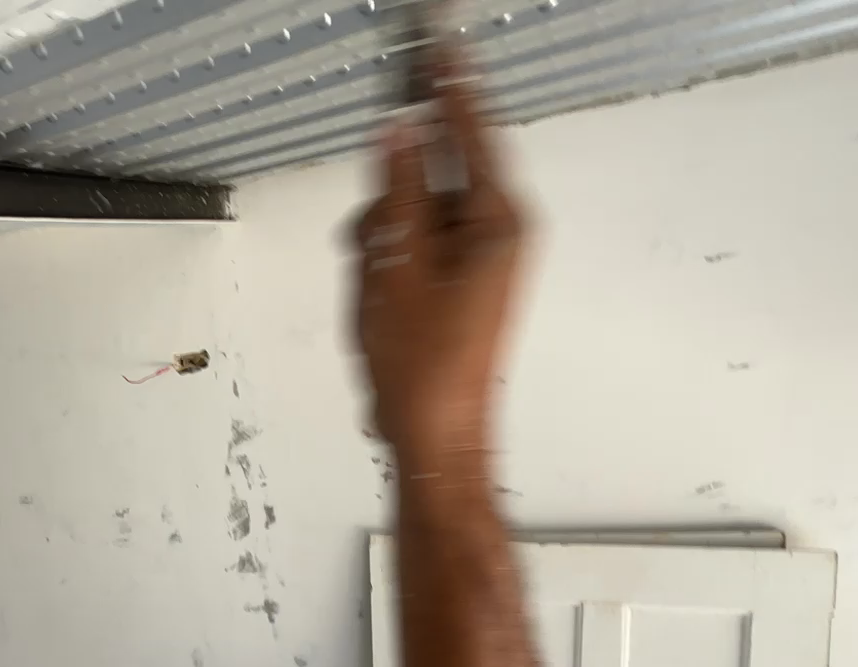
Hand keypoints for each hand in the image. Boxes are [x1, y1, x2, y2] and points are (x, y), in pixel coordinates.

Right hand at [354, 50, 525, 456]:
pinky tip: (375, 308)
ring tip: (370, 301)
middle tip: (361, 251)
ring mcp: (477, 265)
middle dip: (386, 209)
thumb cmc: (418, 357)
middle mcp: (495, 235)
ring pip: (414, 222)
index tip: (436, 42)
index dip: (447, 88)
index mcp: (496, 221)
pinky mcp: (458, 290)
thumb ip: (398, 192)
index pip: (470, 133)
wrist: (433, 434)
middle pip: (431, 183)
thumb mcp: (397, 267)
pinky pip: (416, 256)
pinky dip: (388, 271)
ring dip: (379, 247)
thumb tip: (399, 130)